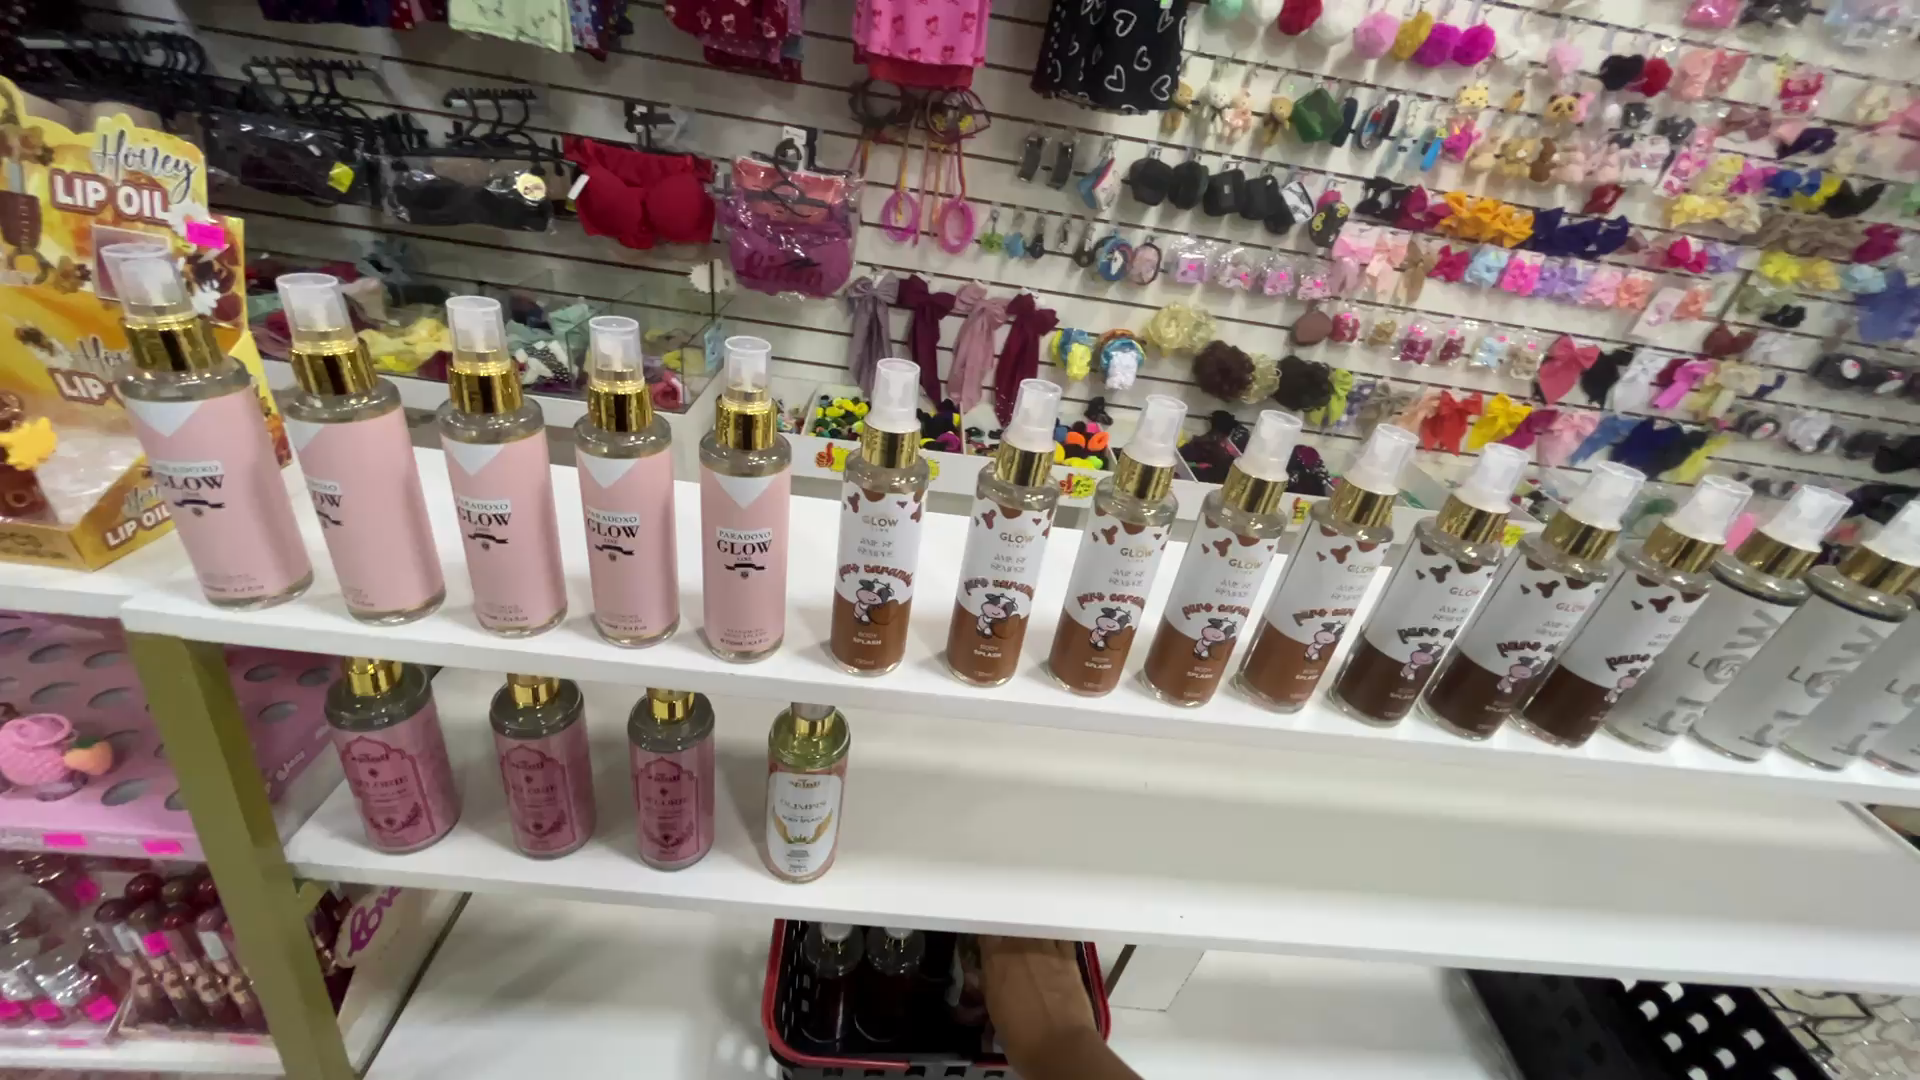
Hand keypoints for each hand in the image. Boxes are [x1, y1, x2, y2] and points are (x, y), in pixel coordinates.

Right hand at [978, 936, 1096, 1065]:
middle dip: (1010, 940)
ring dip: (1033, 940)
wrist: (1062, 1047)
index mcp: (995, 960)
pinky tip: (1055, 950)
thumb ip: (992, 988)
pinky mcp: (1068, 955)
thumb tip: (991, 980)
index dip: (989, 943)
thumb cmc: (1022, 1040)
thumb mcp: (995, 1014)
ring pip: (1035, 931)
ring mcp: (1044, 947)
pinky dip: (1056, 942)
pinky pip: (1059, 938)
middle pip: (1011, 930)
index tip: (989, 951)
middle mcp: (1018, 946)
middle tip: (1013, 955)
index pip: (986, 936)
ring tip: (1035, 952)